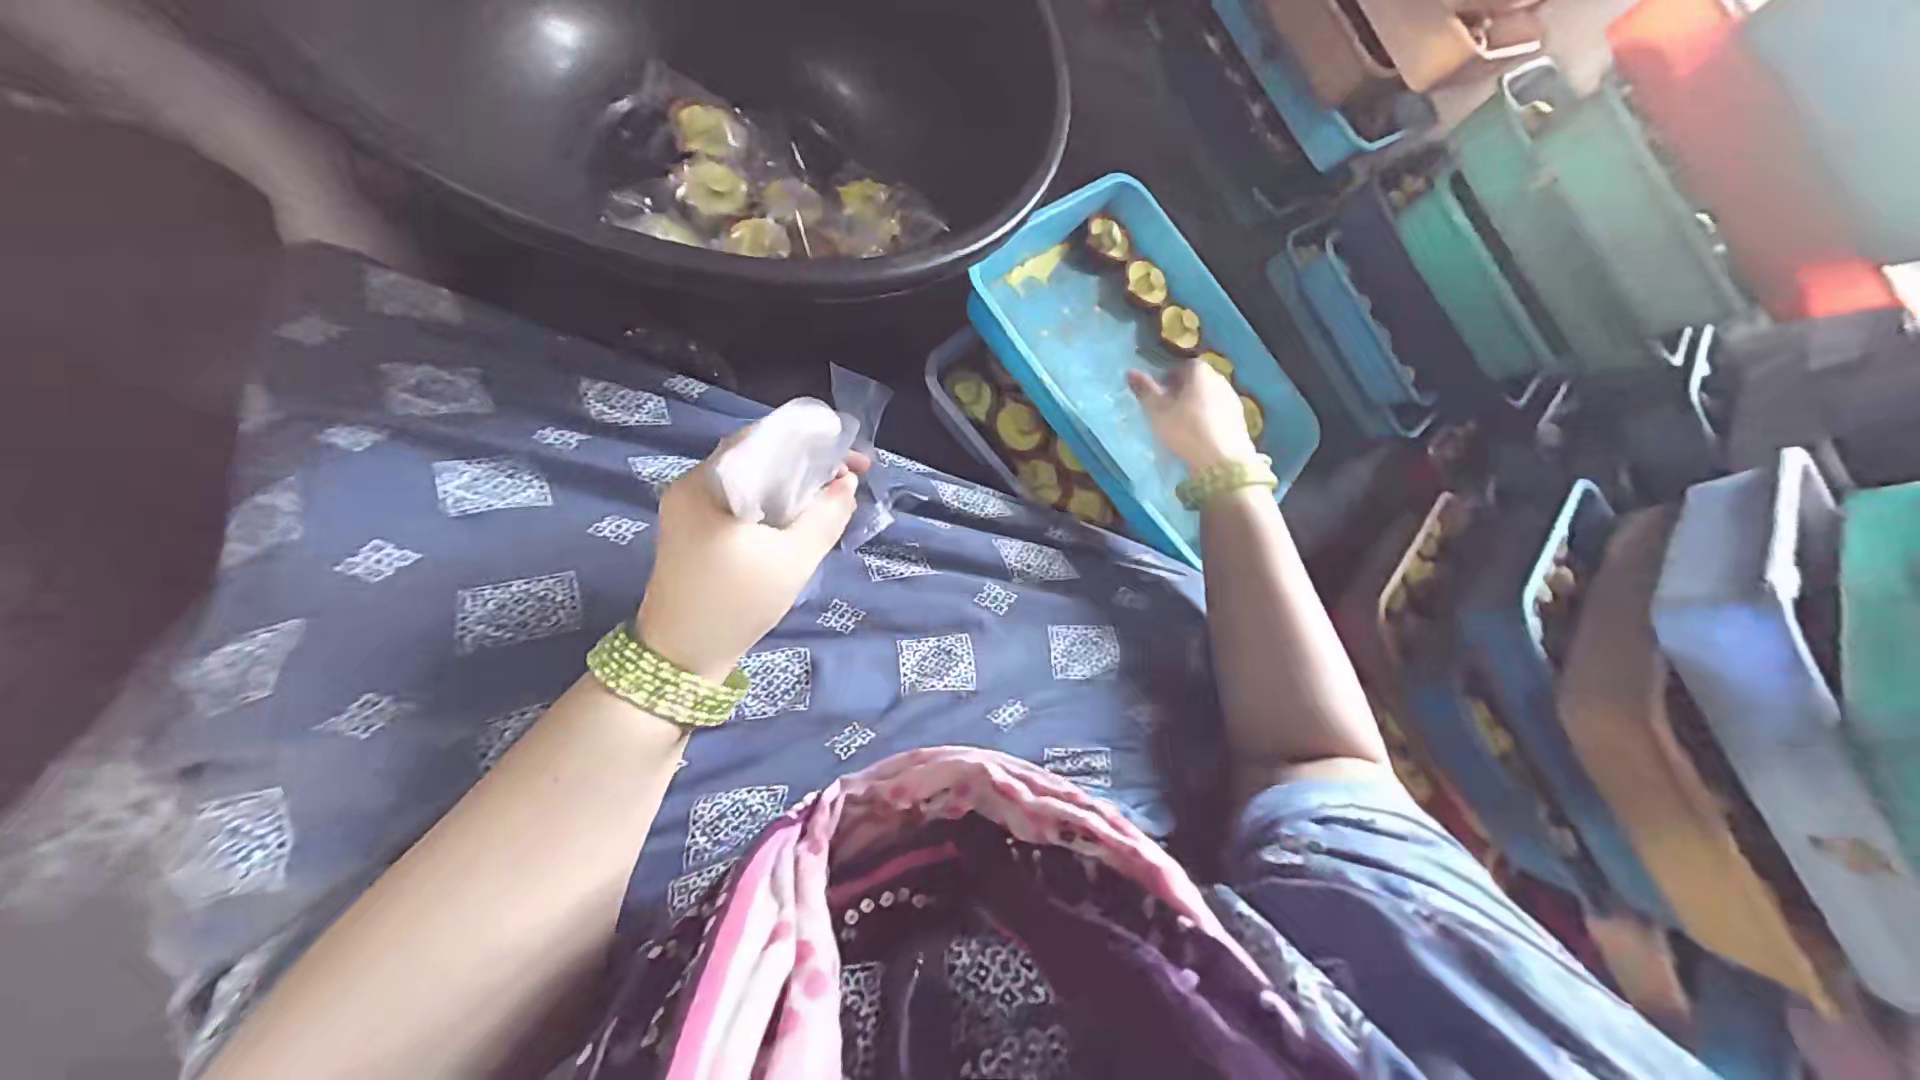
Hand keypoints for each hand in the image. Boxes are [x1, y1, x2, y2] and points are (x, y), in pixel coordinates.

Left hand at [637, 435, 869, 681]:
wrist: (681, 657)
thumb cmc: (736, 604)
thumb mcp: (792, 559)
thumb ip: (825, 516)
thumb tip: (847, 484)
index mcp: (706, 483)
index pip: (765, 438)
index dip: (814, 443)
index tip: (853, 459)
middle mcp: (692, 487)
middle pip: (758, 458)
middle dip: (808, 465)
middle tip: (850, 479)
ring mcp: (690, 510)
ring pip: (753, 481)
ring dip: (793, 486)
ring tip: (833, 497)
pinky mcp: (696, 532)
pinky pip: (743, 502)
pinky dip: (775, 504)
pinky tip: (801, 517)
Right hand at [1126, 360, 1257, 470]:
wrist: (1222, 459)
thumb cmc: (1186, 429)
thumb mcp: (1157, 411)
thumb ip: (1145, 390)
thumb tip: (1130, 372)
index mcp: (1200, 372)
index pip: (1182, 366)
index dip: (1168, 378)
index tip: (1160, 394)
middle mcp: (1220, 379)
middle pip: (1197, 380)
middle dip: (1182, 391)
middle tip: (1168, 409)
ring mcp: (1232, 398)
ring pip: (1208, 396)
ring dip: (1196, 404)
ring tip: (1183, 423)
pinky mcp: (1239, 417)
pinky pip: (1218, 411)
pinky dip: (1208, 417)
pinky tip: (1200, 433)